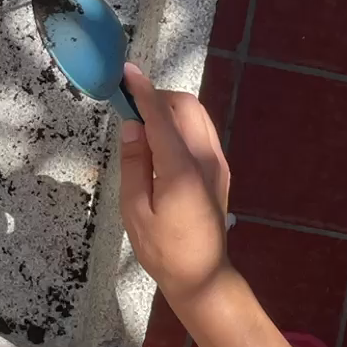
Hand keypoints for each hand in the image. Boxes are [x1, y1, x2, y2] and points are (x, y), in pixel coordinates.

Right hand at [118, 64, 232, 305]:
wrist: (202, 275)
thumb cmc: (162, 249)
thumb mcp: (134, 210)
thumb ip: (134, 164)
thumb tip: (132, 126)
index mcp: (181, 169)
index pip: (160, 116)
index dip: (142, 90)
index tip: (127, 71)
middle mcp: (206, 158)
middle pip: (186, 106)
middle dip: (157, 96)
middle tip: (129, 107)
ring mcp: (217, 163)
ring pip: (196, 115)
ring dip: (169, 108)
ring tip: (142, 125)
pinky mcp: (219, 169)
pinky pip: (200, 131)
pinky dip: (178, 124)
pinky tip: (159, 143)